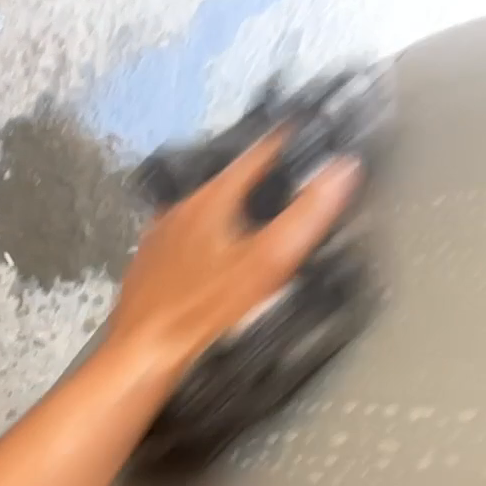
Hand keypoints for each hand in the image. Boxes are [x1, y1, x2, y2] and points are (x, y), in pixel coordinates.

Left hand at [108, 131, 361, 368]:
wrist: (143, 351)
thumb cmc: (201, 310)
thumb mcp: (266, 263)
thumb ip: (306, 215)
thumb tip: (342, 170)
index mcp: (210, 199)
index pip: (258, 153)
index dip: (287, 142)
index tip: (305, 134)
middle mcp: (178, 210)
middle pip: (226, 182)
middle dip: (255, 182)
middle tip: (282, 181)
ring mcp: (157, 237)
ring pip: (199, 212)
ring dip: (225, 212)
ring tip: (249, 219)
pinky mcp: (145, 265)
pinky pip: (179, 242)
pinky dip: (199, 242)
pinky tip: (207, 261)